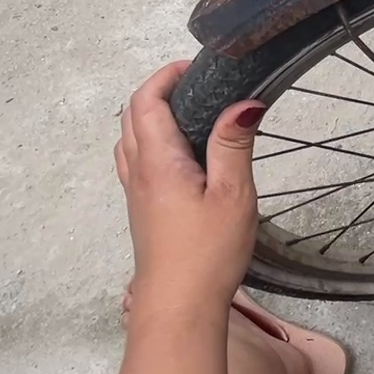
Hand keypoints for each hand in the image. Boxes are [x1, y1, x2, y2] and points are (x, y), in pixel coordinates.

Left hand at [114, 61, 264, 328]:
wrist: (179, 308)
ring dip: (150, 113)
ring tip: (190, 109)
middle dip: (157, 89)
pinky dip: (149, 138)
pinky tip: (179, 151)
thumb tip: (244, 101)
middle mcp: (138, 172)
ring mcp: (136, 193)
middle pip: (131, 115)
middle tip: (198, 82)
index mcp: (158, 161)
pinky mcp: (142, 210)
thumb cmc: (208, 249)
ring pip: (129, 138)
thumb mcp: (232, 193)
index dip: (165, 76)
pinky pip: (135, 158)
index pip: (145, 102)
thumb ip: (233, 144)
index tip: (197, 65)